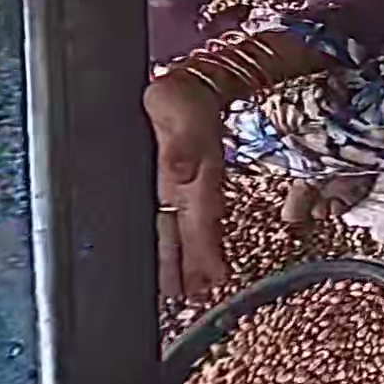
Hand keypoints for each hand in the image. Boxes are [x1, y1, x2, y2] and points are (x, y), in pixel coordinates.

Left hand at [144, 73, 230, 298]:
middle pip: (192, 236)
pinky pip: (177, 219)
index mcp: (193, 177)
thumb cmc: (184, 97)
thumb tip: (180, 172)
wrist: (196, 83)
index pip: (197, 224)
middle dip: (196, 269)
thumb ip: (179, 145)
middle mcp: (191, 187)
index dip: (201, 254)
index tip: (210, 282)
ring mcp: (184, 185)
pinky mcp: (173, 180)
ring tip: (196, 289)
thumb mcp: (177, 113)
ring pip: (186, 231)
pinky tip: (180, 252)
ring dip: (192, 260)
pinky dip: (182, 241)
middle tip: (199, 300)